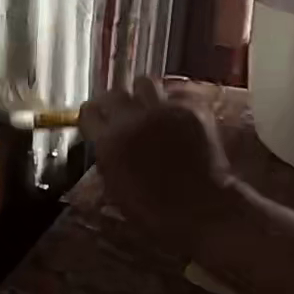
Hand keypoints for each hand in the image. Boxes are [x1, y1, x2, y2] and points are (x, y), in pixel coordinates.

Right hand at [79, 77, 237, 235]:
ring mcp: (165, 112)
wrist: (204, 210)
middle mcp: (133, 120)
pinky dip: (171, 102)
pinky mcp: (193, 110)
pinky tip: (172, 115)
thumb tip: (102, 136)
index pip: (89, 111)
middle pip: (113, 93)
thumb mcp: (113, 182)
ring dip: (142, 93)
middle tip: (119, 110)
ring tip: (146, 105)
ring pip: (144, 83)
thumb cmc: (152, 207)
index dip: (92, 115)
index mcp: (109, 141)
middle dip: (113, 101)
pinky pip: (175, 94)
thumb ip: (105, 151)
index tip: (96, 119)